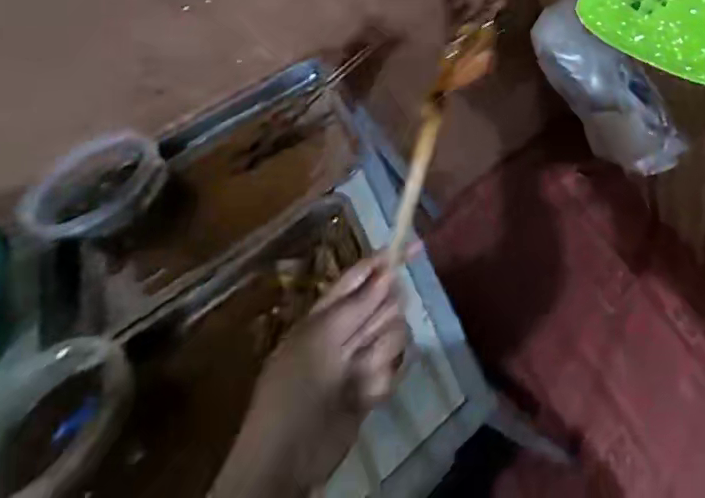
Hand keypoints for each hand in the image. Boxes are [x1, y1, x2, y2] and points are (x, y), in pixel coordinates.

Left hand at [269, 253, 410, 410]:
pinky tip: (365, 395)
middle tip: (358, 342)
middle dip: (381, 319)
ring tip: (357, 376)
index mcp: (326, 315)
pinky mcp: (376, 380)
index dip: (386, 260)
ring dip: (380, 353)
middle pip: (389, 301)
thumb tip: (389, 271)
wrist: (289, 456)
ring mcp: (363, 356)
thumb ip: (357, 304)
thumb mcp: (319, 340)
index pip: (363, 276)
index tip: (415, 247)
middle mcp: (348, 330)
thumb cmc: (295, 389)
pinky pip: (399, 364)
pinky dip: (383, 378)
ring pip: (398, 331)